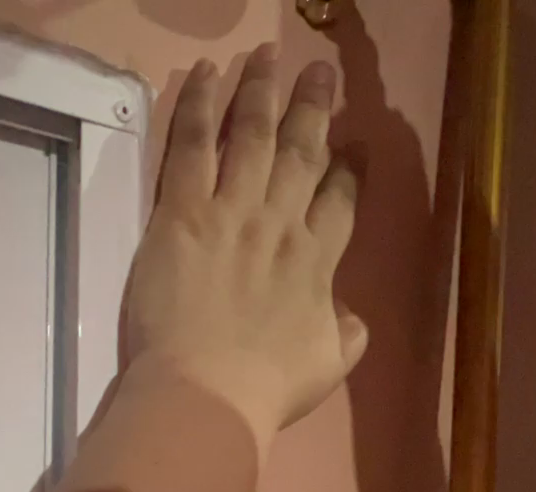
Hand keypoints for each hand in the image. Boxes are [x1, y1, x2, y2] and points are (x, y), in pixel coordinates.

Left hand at [119, 45, 365, 439]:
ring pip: (250, 136)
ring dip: (260, 91)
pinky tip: (204, 74)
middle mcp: (280, 223)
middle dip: (313, 108)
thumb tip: (352, 316)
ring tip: (267, 55)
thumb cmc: (265, 389)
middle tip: (319, 72)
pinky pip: (192, 147)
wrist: (207, 392)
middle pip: (301, 152)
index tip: (353, 147)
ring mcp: (232, 212)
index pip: (339, 200)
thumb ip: (345, 335)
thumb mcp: (327, 366)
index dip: (348, 170)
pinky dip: (197, 106)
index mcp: (317, 262)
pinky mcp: (182, 214)